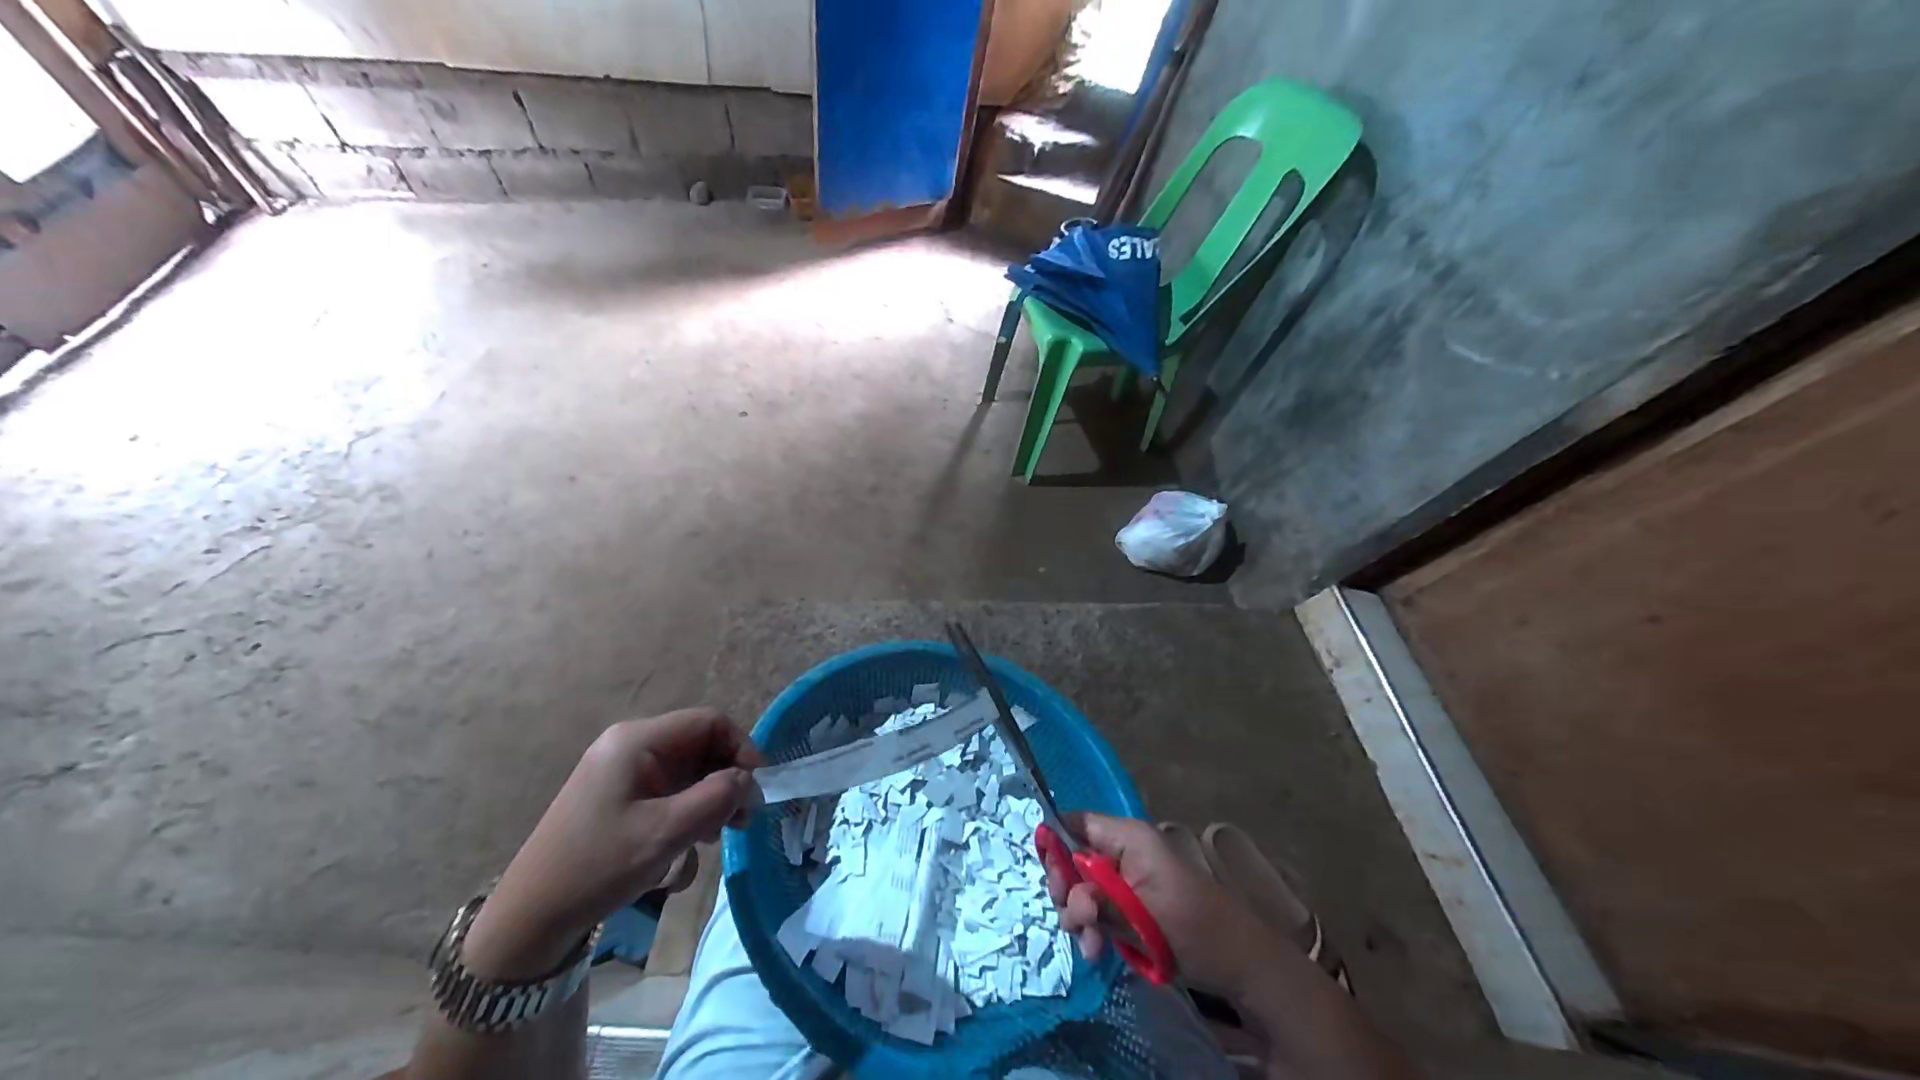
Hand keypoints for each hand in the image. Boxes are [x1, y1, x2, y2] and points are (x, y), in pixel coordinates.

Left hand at [463, 708, 765, 979]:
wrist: (531, 917)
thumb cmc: (598, 866)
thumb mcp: (666, 833)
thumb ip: (717, 797)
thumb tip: (748, 780)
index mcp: (637, 740)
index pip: (710, 722)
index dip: (741, 748)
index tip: (755, 788)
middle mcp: (631, 746)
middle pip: (701, 746)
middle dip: (727, 780)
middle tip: (741, 821)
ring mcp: (624, 771)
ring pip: (689, 771)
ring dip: (709, 800)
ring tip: (714, 838)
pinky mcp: (621, 796)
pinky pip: (670, 791)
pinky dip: (687, 813)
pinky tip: (685, 848)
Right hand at [1045, 813, 1284, 996]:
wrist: (1242, 964)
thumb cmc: (1197, 929)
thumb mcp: (1145, 917)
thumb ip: (1102, 904)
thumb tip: (1070, 901)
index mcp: (1129, 838)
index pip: (1077, 822)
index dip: (1055, 843)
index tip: (1051, 880)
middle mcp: (1124, 851)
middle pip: (1074, 858)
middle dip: (1068, 891)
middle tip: (1075, 921)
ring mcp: (1127, 879)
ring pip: (1082, 888)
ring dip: (1080, 917)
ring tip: (1092, 945)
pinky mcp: (1130, 905)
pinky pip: (1098, 908)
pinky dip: (1093, 928)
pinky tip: (1097, 951)